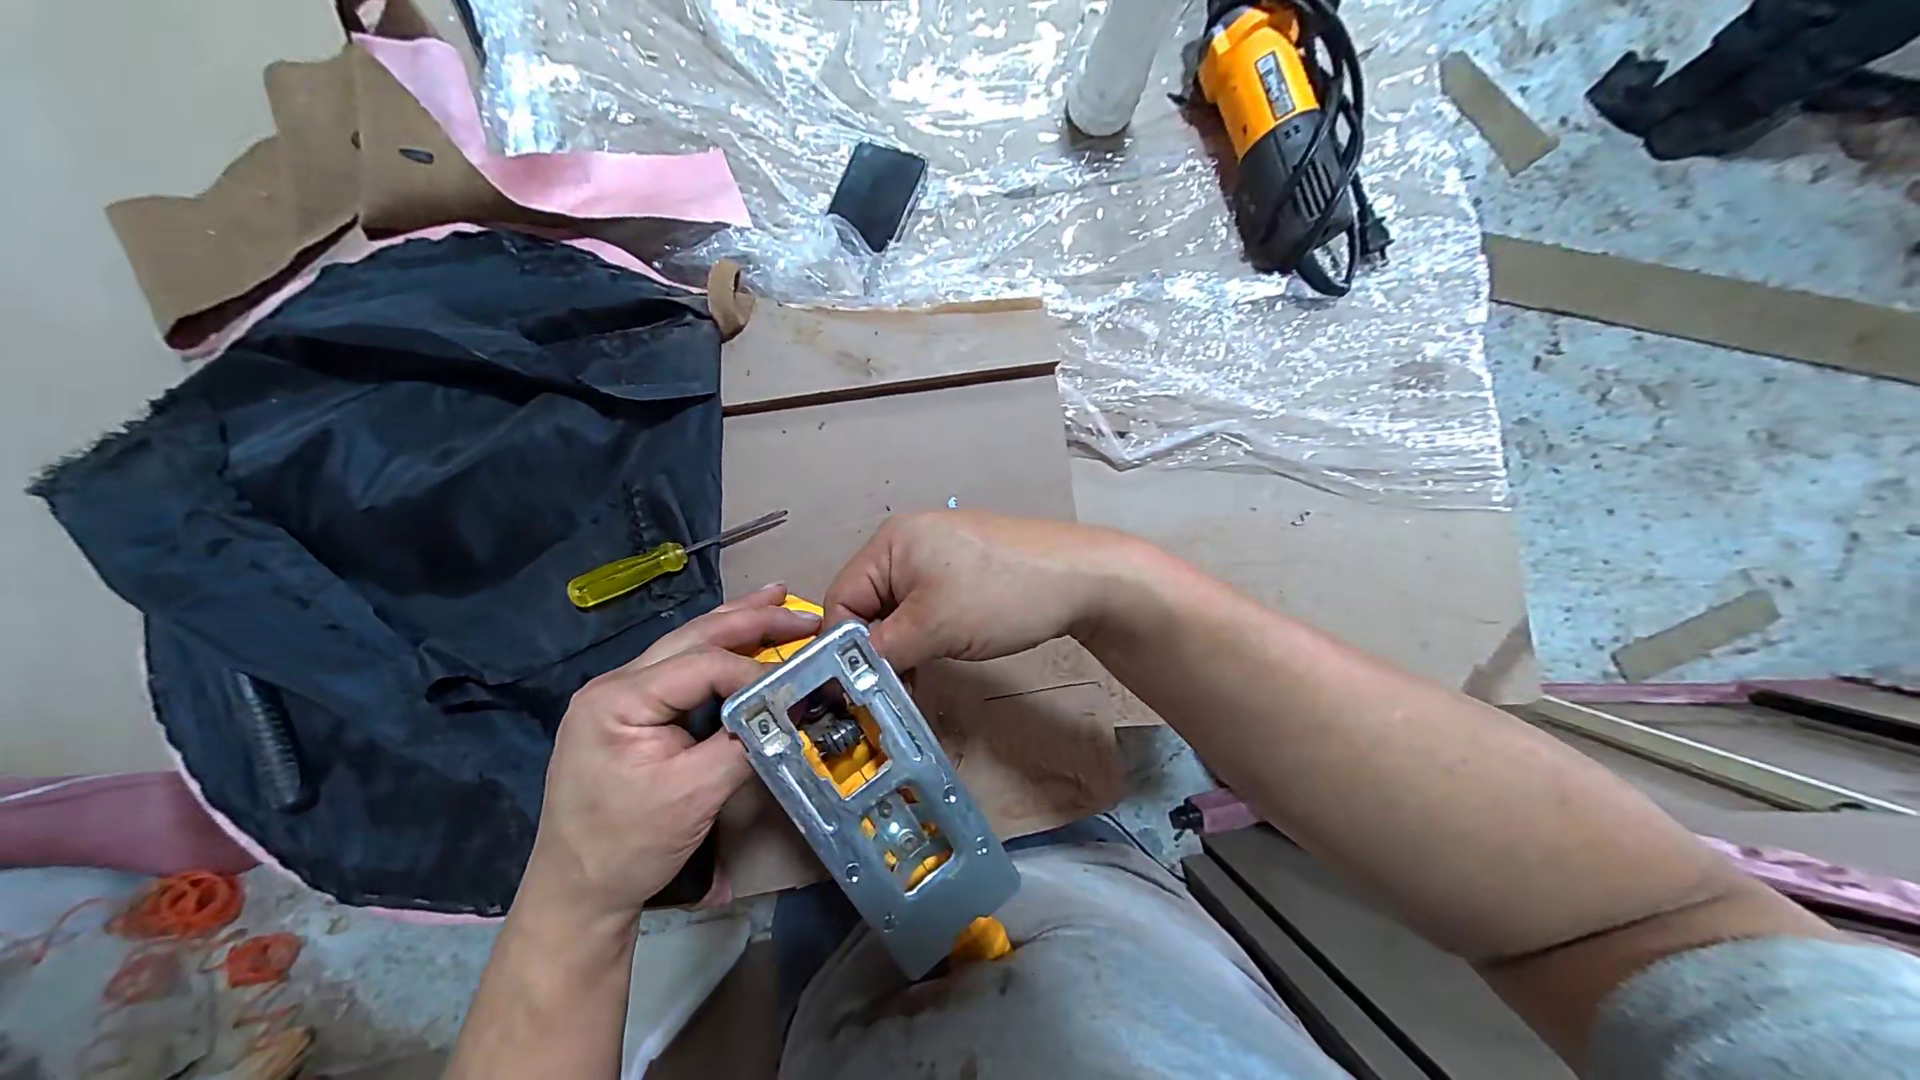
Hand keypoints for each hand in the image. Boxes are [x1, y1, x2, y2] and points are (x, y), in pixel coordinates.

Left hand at [519, 585, 819, 924]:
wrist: (577, 893)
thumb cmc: (628, 846)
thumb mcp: (693, 795)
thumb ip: (742, 742)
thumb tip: (790, 711)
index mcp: (618, 699)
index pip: (702, 664)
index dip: (755, 668)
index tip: (801, 679)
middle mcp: (615, 684)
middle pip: (694, 638)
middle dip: (751, 620)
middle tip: (800, 611)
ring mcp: (620, 696)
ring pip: (688, 645)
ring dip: (737, 625)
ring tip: (777, 601)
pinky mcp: (633, 712)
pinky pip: (683, 670)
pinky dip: (721, 652)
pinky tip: (745, 637)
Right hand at [823, 510, 1149, 670]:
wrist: (1082, 579)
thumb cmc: (1000, 596)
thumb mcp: (933, 627)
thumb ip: (882, 650)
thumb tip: (848, 674)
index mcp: (890, 543)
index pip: (841, 599)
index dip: (839, 647)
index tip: (846, 691)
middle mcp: (907, 543)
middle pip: (867, 605)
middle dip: (871, 651)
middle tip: (876, 696)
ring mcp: (937, 556)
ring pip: (897, 611)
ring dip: (897, 650)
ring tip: (905, 688)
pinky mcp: (961, 573)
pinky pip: (924, 609)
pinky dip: (921, 639)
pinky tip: (927, 667)